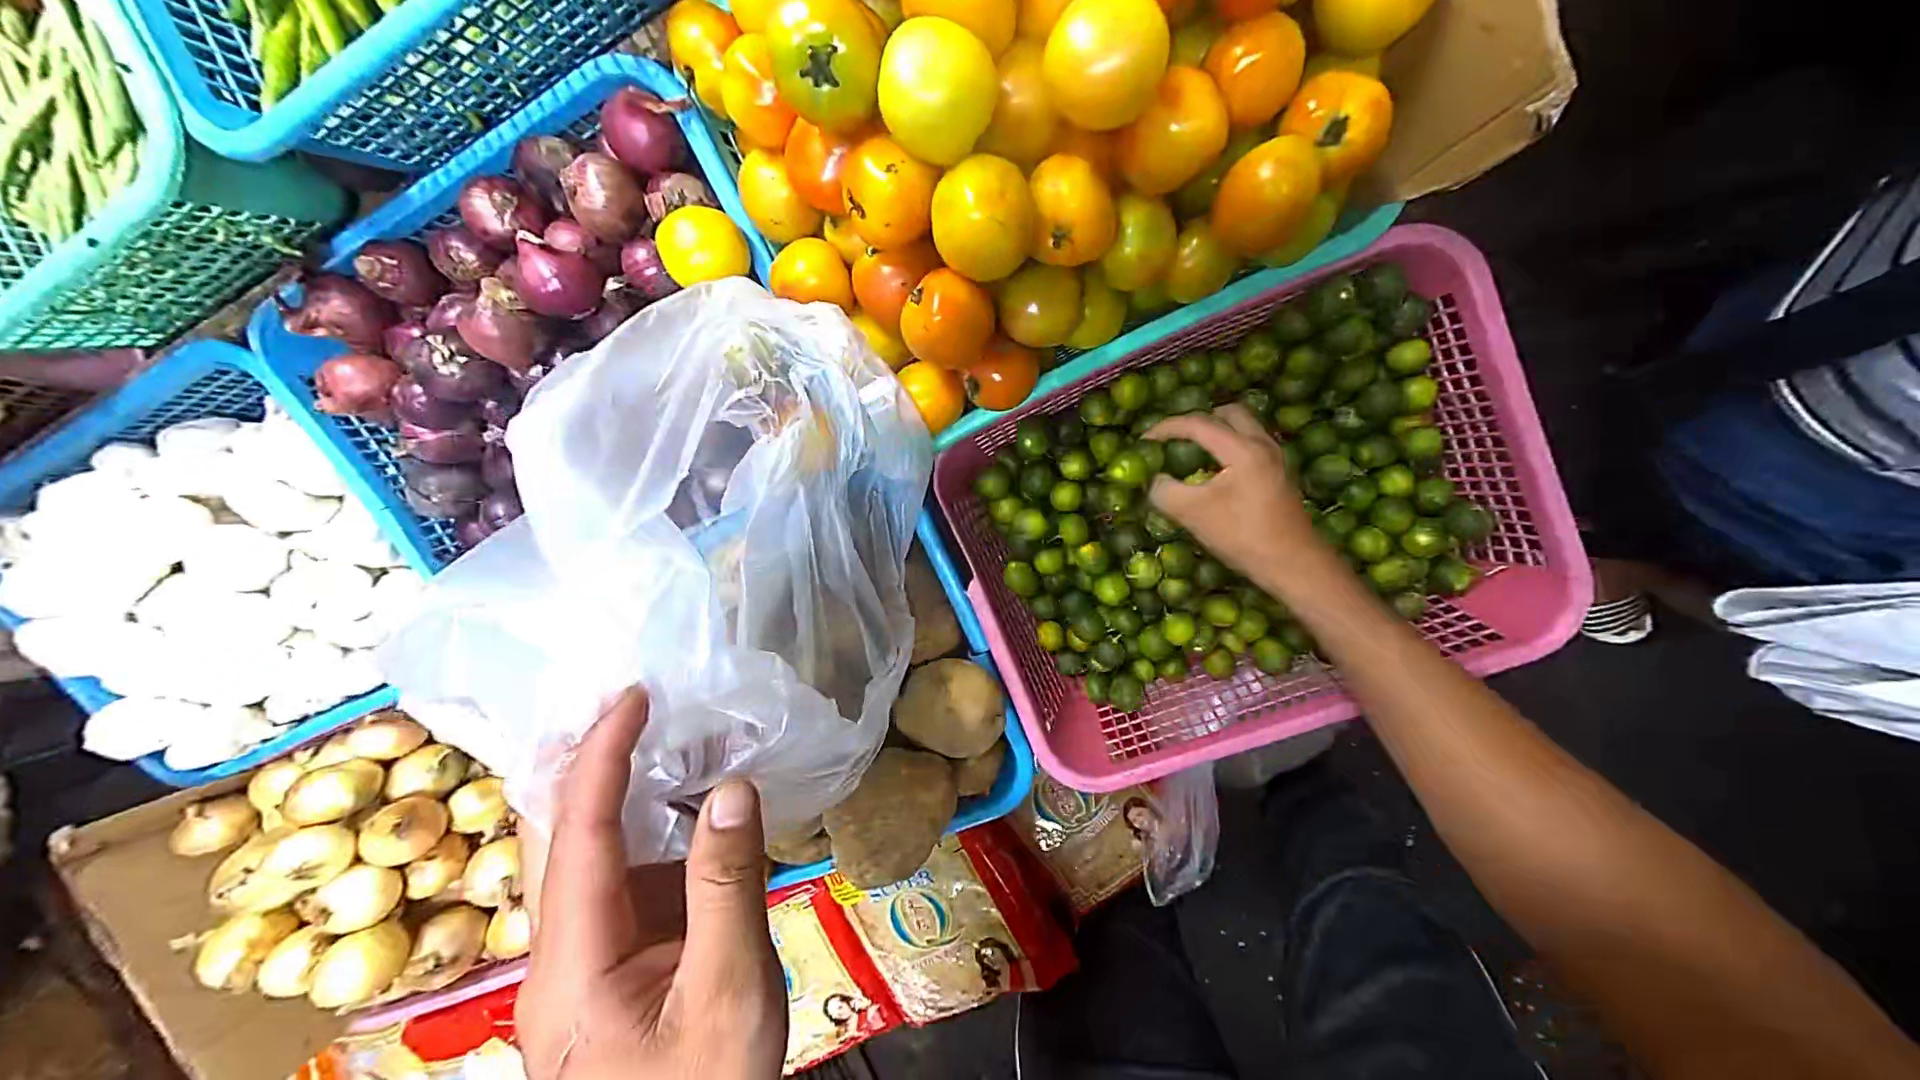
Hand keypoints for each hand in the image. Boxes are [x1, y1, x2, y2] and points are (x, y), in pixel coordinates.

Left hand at [516, 688, 786, 1079]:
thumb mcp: (729, 991)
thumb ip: (728, 886)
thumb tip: (731, 787)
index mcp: (572, 958)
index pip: (576, 830)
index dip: (601, 754)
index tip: (634, 696)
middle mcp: (563, 947)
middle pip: (559, 834)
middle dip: (587, 759)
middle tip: (631, 699)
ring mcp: (589, 953)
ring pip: (590, 851)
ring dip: (624, 787)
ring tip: (667, 732)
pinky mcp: (618, 957)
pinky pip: (627, 874)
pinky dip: (655, 826)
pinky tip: (690, 801)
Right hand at [1143, 405, 1327, 591]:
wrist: (1293, 564)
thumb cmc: (1242, 537)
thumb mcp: (1192, 514)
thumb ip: (1164, 491)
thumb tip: (1153, 479)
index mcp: (1242, 449)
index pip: (1198, 424)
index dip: (1166, 428)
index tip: (1144, 440)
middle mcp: (1262, 444)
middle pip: (1227, 414)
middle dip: (1196, 422)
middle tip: (1174, 440)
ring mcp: (1275, 458)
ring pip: (1242, 427)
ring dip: (1215, 433)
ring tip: (1191, 453)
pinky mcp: (1279, 473)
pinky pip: (1250, 444)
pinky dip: (1228, 446)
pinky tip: (1214, 471)